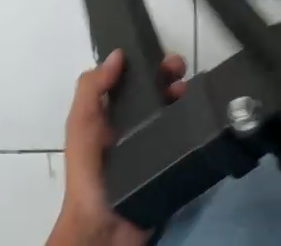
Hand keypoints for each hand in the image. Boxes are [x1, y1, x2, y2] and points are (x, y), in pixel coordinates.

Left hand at [47, 49, 186, 245]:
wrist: (106, 226)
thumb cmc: (89, 172)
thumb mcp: (81, 123)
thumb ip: (92, 88)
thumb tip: (118, 55)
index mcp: (109, 114)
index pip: (129, 80)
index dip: (144, 63)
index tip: (159, 54)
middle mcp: (132, 125)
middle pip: (155, 91)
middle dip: (169, 75)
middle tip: (182, 70)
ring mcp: (153, 143)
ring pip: (173, 110)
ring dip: (184, 95)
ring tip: (190, 91)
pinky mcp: (169, 161)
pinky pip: (184, 136)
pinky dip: (193, 122)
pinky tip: (199, 114)